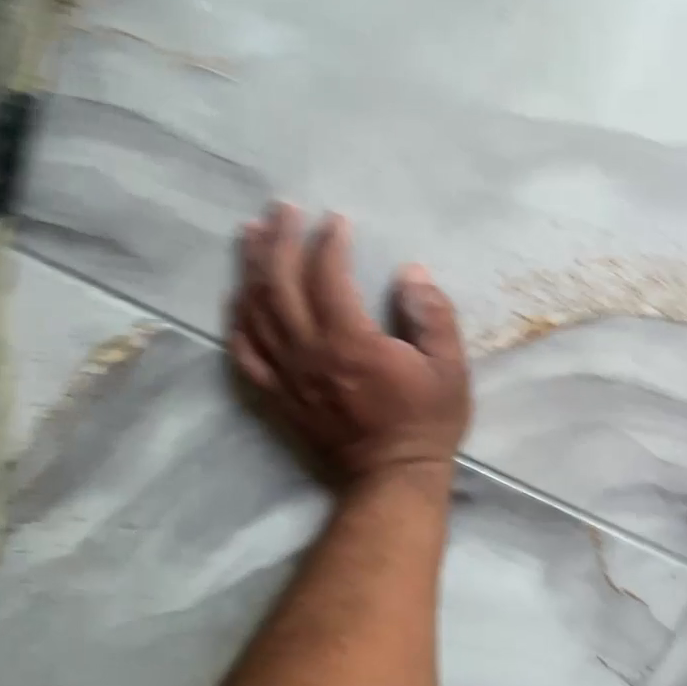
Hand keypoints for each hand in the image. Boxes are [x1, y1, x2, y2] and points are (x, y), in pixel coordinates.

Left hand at [230, 202, 470, 487]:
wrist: (391, 476)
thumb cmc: (427, 421)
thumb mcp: (450, 368)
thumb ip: (433, 317)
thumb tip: (411, 273)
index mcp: (350, 343)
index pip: (329, 277)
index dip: (329, 242)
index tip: (337, 219)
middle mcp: (308, 353)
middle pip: (279, 284)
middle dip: (279, 239)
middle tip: (282, 208)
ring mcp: (285, 374)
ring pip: (254, 310)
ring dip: (251, 267)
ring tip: (251, 233)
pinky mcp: (275, 394)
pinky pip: (243, 349)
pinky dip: (236, 317)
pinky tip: (238, 296)